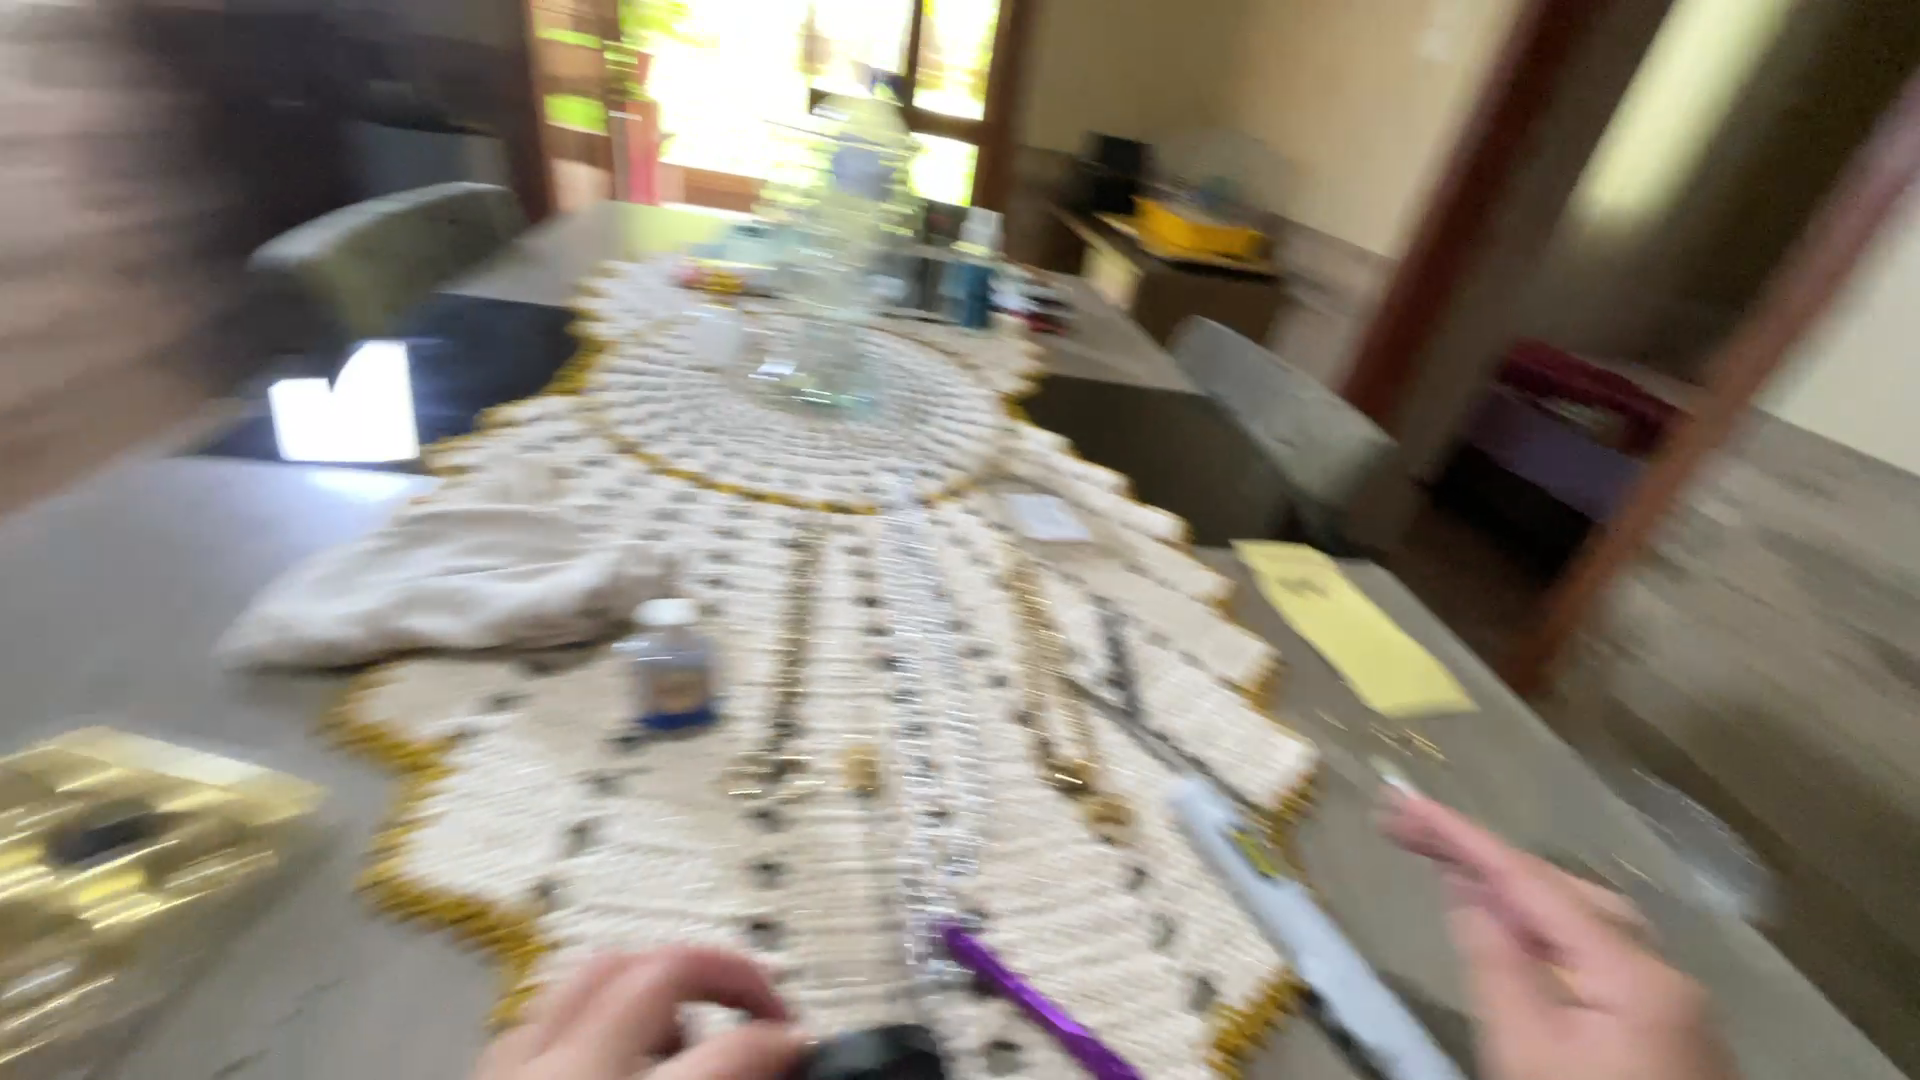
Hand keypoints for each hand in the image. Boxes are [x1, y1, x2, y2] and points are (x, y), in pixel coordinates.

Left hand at [475, 947, 807, 1079]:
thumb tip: (774, 1059)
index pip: (728, 1049)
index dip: (781, 1038)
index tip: (802, 1043)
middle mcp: (559, 1077)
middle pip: (660, 967)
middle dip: (724, 972)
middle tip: (758, 1006)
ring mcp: (509, 1074)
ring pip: (594, 972)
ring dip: (656, 981)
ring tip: (687, 1027)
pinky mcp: (482, 1079)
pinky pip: (543, 1014)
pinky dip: (593, 1012)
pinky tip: (615, 1053)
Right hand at [1385, 794, 1738, 1079]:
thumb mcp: (1520, 1047)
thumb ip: (1493, 958)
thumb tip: (1466, 888)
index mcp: (1632, 972)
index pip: (1528, 880)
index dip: (1460, 834)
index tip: (1402, 799)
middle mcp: (1660, 971)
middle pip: (1556, 888)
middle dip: (1480, 854)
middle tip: (1407, 831)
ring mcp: (1666, 999)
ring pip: (1573, 916)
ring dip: (1505, 886)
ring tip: (1442, 864)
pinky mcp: (1657, 1025)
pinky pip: (1585, 950)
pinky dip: (1533, 924)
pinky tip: (1497, 921)